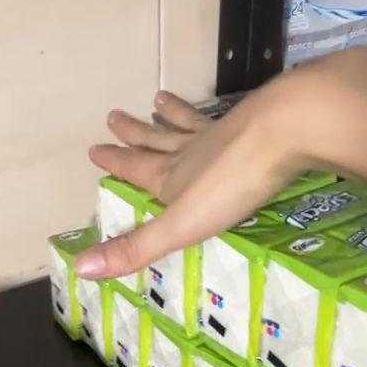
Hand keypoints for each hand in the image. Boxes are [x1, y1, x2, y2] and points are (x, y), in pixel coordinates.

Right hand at [80, 51, 366, 281]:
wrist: (287, 129)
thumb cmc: (232, 183)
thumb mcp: (179, 226)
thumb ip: (135, 247)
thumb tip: (80, 267)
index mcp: (171, 177)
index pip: (136, 169)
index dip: (115, 162)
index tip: (95, 149)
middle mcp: (191, 152)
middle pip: (156, 141)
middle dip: (134, 134)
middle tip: (114, 116)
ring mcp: (224, 135)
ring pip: (188, 125)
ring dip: (171, 115)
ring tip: (159, 99)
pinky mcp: (257, 123)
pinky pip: (229, 118)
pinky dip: (217, 113)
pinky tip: (227, 109)